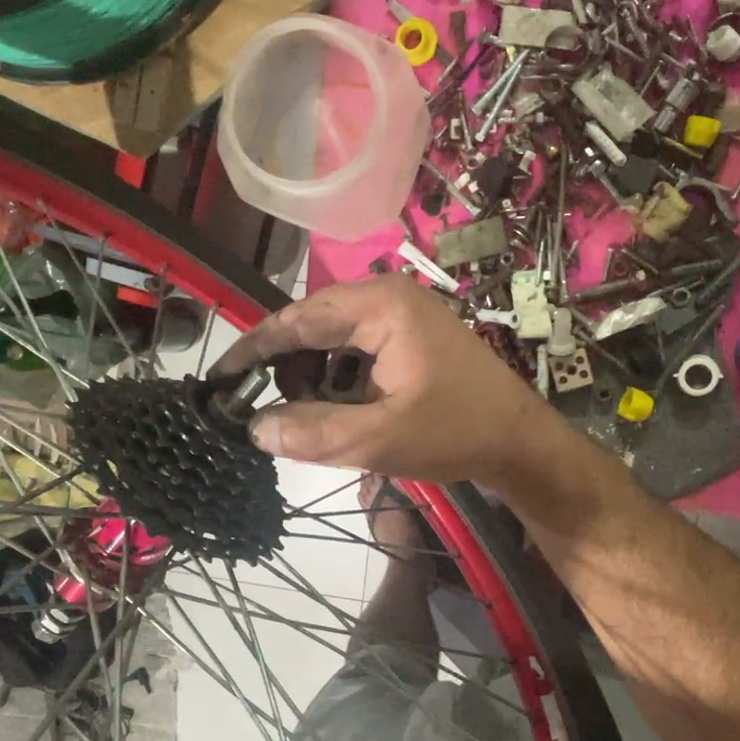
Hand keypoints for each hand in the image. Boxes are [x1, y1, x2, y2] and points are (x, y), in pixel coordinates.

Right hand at [211, 274, 560, 484]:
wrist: (522, 442)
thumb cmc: (456, 432)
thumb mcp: (379, 439)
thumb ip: (312, 433)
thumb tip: (255, 428)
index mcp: (380, 306)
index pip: (297, 319)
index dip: (254, 350)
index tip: (218, 379)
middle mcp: (388, 298)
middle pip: (313, 327)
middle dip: (289, 371)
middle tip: (275, 414)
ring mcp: (404, 316)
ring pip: (334, 342)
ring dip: (316, 379)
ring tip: (321, 421)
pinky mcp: (412, 338)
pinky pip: (358, 353)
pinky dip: (342, 382)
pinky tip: (349, 414)